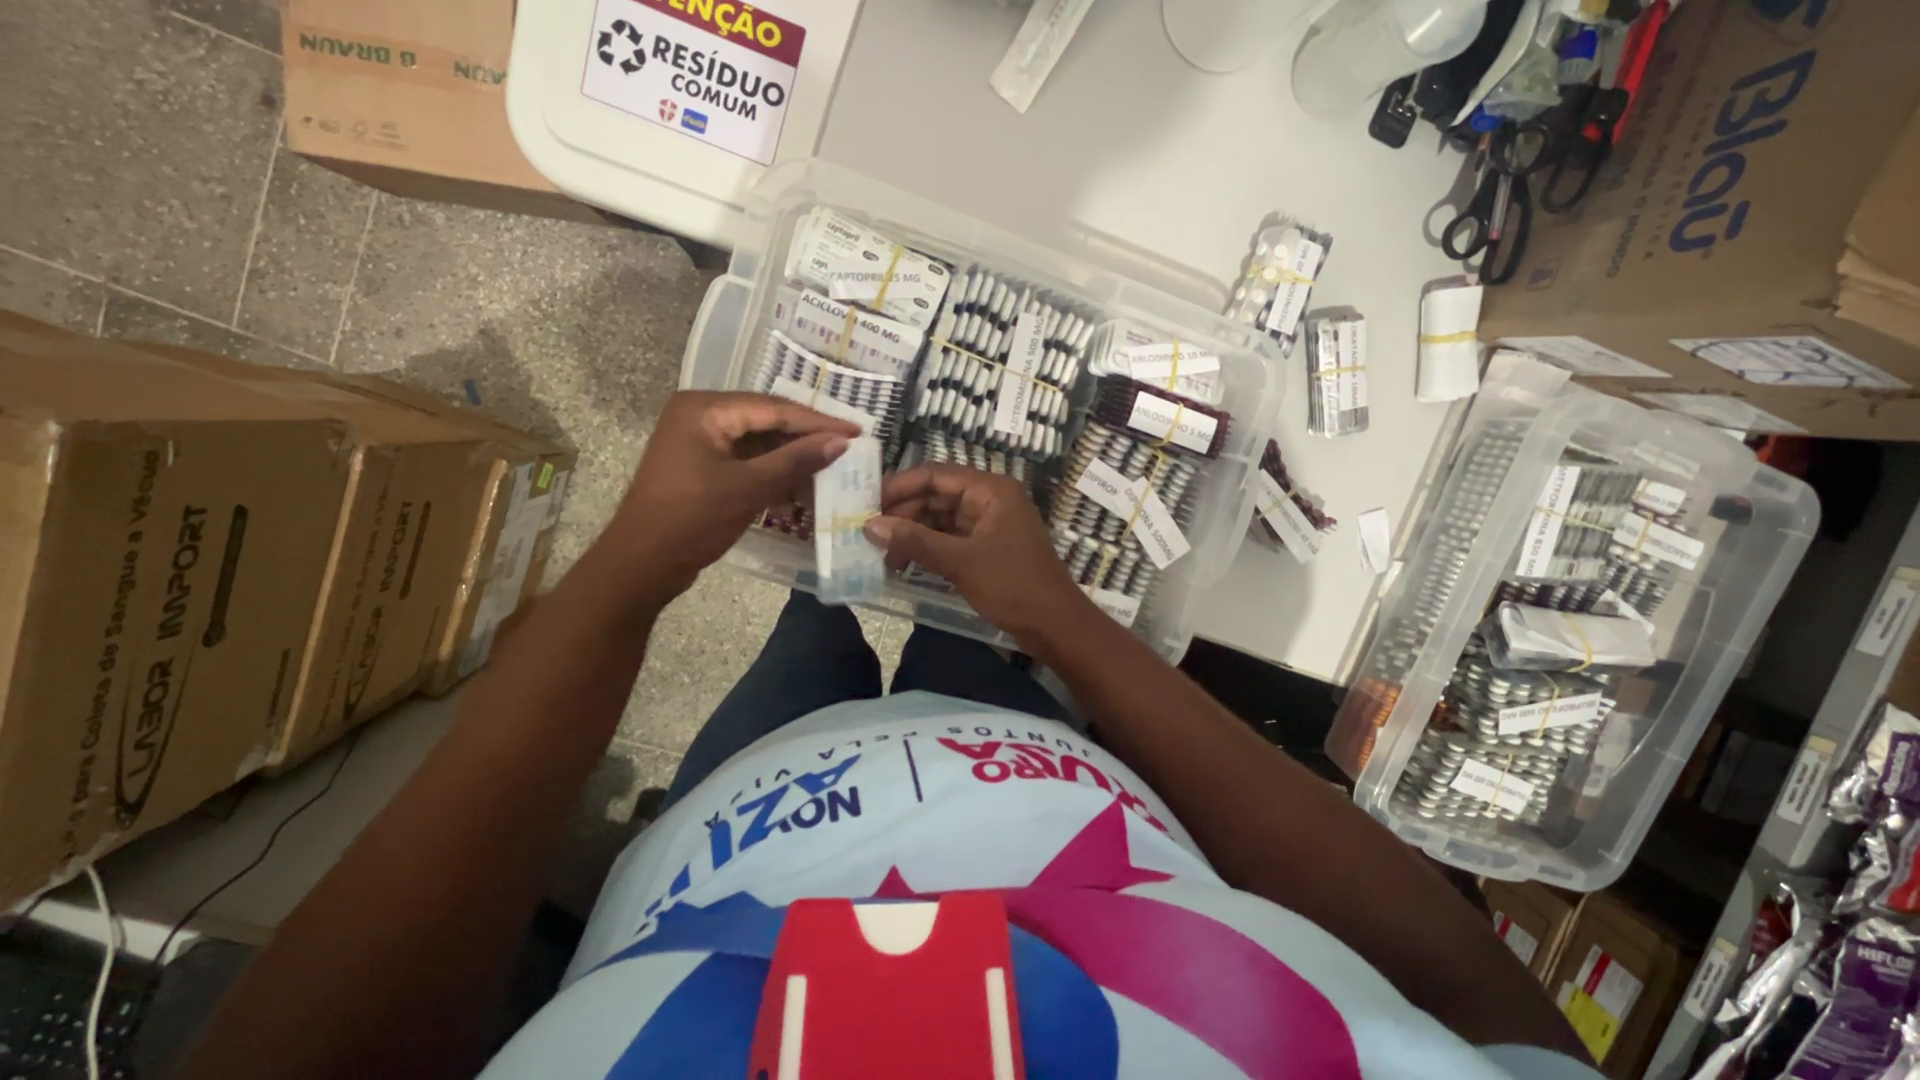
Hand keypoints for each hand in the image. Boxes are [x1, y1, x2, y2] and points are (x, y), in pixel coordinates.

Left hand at [613, 391, 858, 600]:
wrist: (642, 565)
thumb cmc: (691, 520)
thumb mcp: (748, 488)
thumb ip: (795, 461)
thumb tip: (840, 442)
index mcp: (704, 409)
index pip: (773, 408)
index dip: (817, 421)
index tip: (856, 431)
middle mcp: (699, 415)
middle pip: (766, 421)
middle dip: (806, 439)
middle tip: (848, 449)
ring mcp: (699, 441)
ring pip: (758, 443)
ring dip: (791, 460)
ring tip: (831, 473)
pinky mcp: (701, 466)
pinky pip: (746, 461)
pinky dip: (772, 473)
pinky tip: (800, 489)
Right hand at [864, 463, 1092, 642]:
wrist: (1057, 626)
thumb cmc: (1013, 586)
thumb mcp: (960, 562)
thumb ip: (915, 541)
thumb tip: (870, 526)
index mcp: (990, 490)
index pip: (935, 474)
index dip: (899, 487)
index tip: (866, 505)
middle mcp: (990, 499)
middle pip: (936, 495)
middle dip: (903, 513)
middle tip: (869, 534)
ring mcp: (991, 524)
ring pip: (941, 518)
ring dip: (913, 533)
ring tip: (883, 554)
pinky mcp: (988, 547)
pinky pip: (951, 538)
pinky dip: (929, 548)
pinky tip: (904, 563)